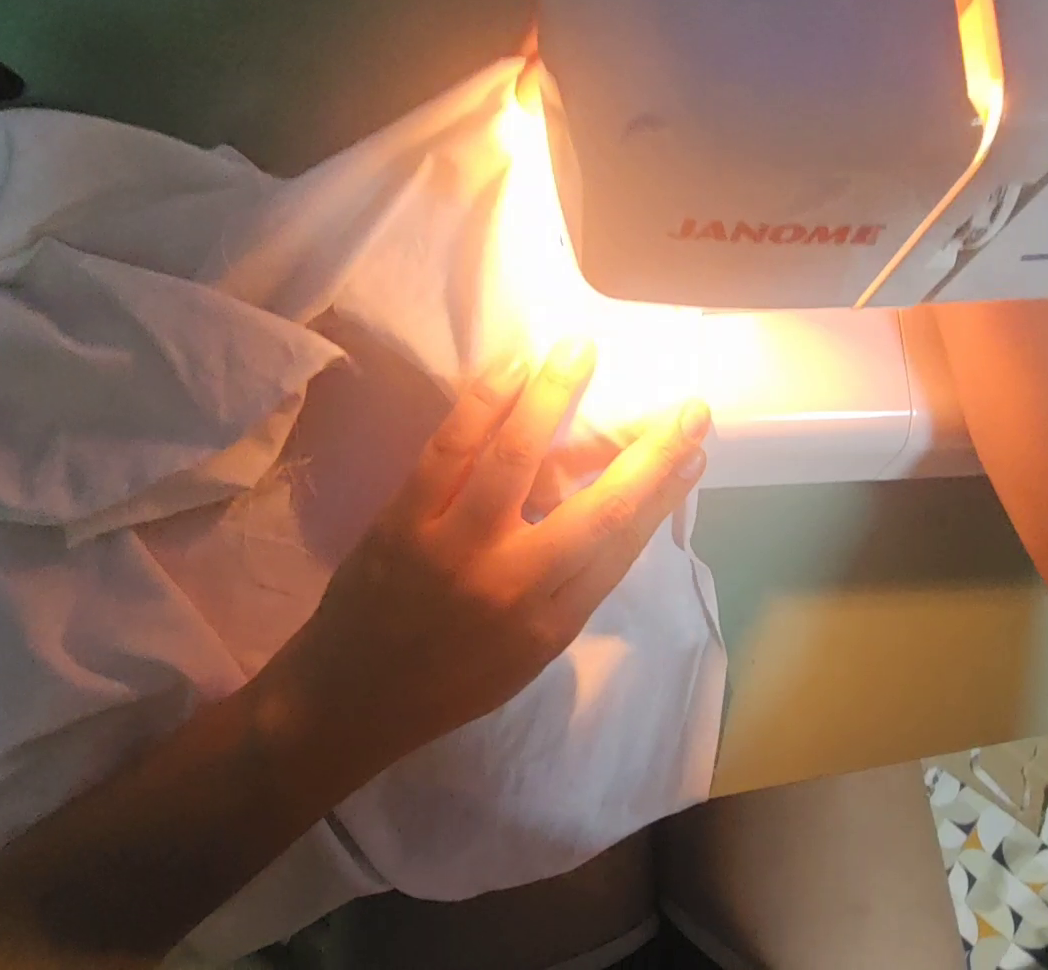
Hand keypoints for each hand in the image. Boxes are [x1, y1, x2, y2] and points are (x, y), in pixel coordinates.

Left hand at [287, 339, 710, 757]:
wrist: (352, 699)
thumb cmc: (453, 679)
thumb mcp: (529, 654)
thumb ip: (573, 587)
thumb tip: (616, 516)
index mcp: (552, 623)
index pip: (623, 547)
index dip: (664, 494)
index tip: (695, 451)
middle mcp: (514, 584)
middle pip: (597, 509)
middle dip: (649, 453)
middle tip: (687, 408)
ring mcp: (455, 546)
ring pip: (516, 458)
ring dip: (555, 396)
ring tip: (581, 347)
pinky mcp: (404, 519)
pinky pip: (450, 449)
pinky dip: (483, 402)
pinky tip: (513, 368)